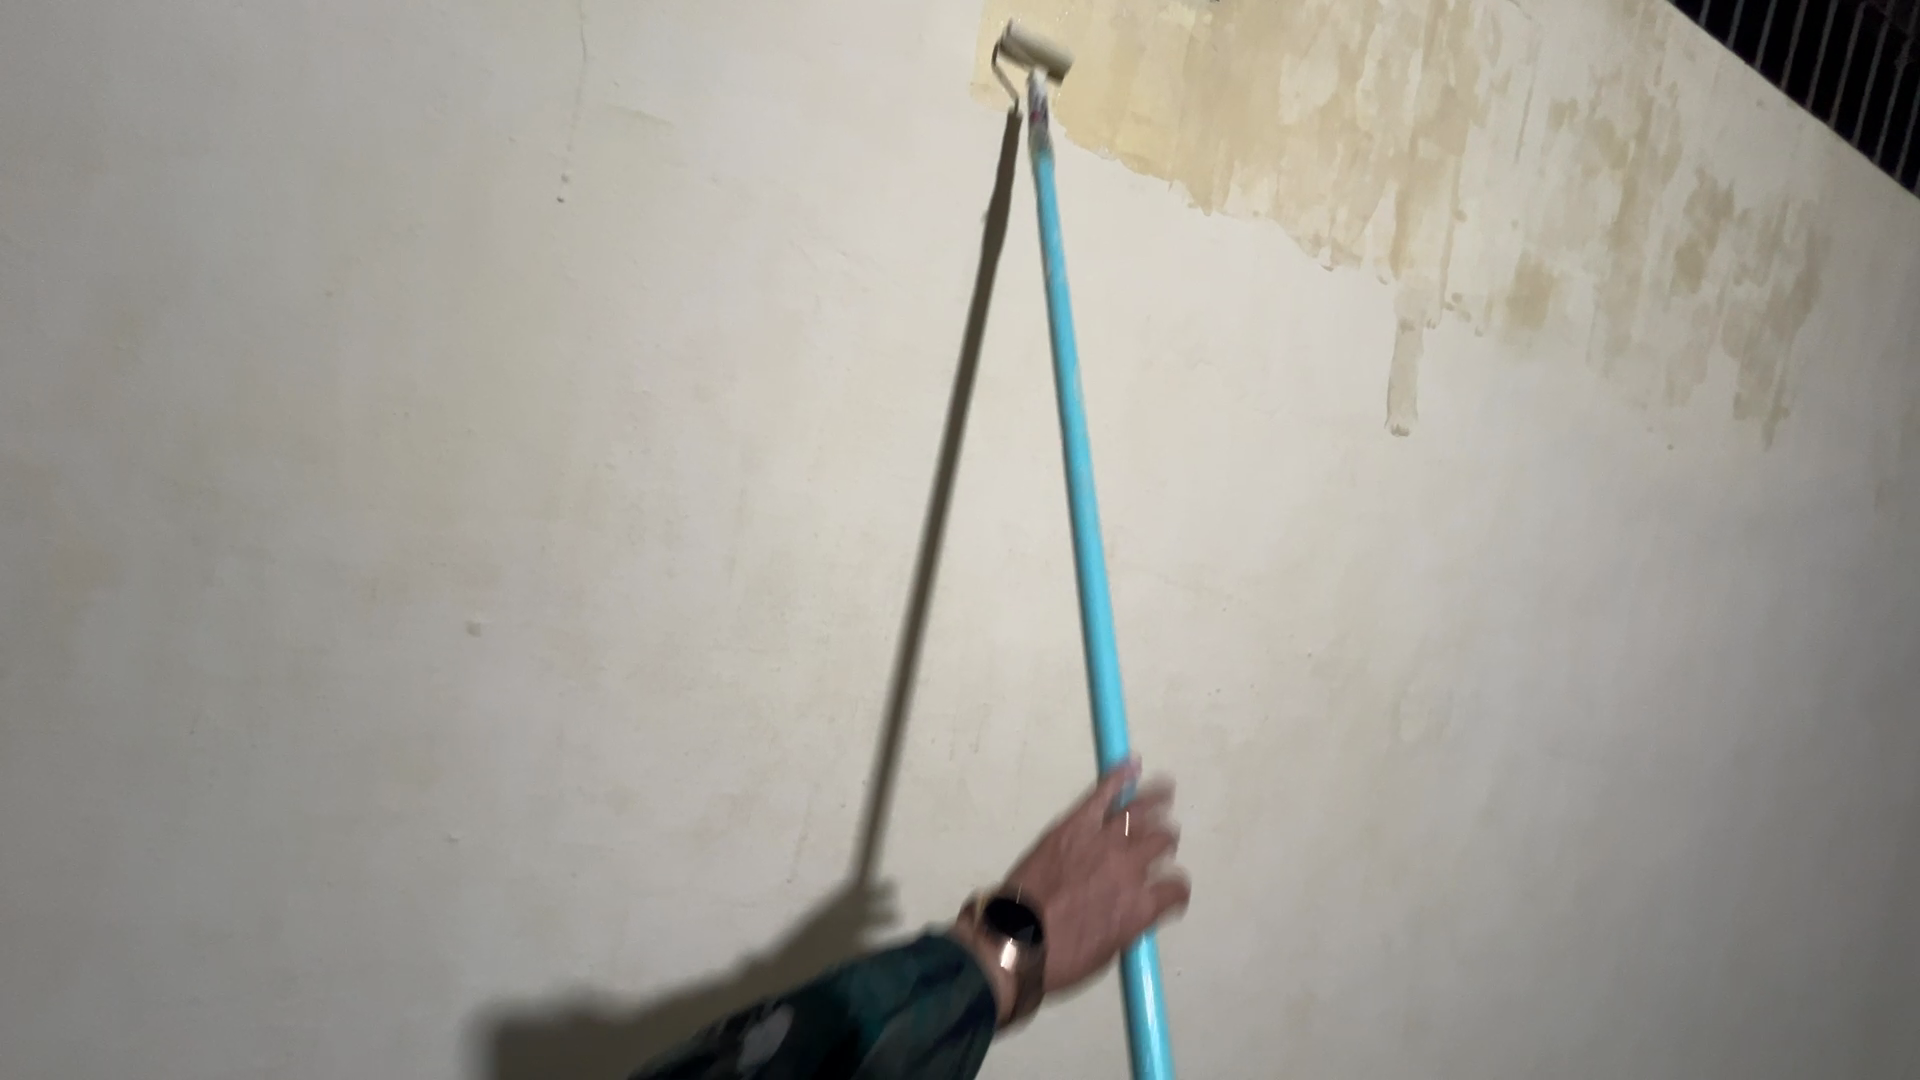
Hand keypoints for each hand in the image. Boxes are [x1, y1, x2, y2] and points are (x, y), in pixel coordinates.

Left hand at [998, 758, 1189, 995]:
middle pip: (1160, 842)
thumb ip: (1129, 921)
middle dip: (1164, 841)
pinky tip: (1132, 763)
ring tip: (1164, 792)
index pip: (1175, 889)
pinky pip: (1103, 793)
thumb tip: (1133, 906)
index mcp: (1141, 907)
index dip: (1174, 888)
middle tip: (1161, 839)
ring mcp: (1103, 841)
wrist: (1018, 940)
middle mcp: (1130, 869)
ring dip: (1155, 802)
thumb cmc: (1063, 957)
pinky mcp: (1076, 823)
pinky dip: (1119, 775)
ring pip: (1140, 813)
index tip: (1168, 888)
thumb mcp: (1110, 950)